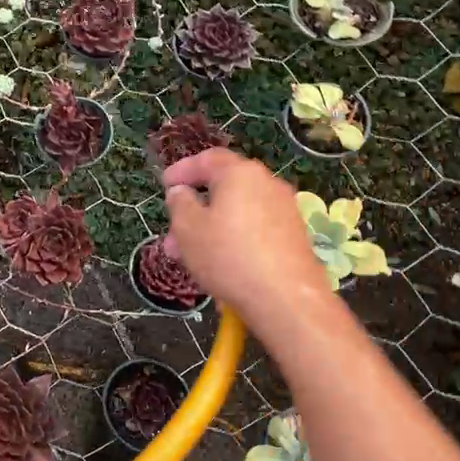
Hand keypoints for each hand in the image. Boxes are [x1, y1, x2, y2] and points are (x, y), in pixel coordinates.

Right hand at [161, 148, 324, 314]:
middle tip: (172, 231)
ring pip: (237, 211)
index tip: (165, 185)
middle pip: (223, 188)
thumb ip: (179, 203)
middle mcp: (267, 184)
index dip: (182, 170)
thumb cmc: (229, 256)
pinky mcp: (294, 237)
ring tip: (189, 255)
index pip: (207, 159)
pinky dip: (233, 237)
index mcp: (240, 173)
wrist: (287, 301)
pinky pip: (254, 228)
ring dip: (211, 227)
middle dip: (194, 208)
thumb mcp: (188, 228)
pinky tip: (220, 262)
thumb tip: (182, 192)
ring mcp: (285, 210)